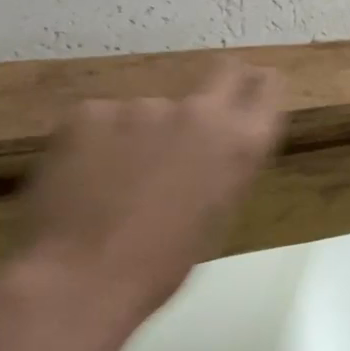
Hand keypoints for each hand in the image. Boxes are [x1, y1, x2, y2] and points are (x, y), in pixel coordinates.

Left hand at [15, 59, 287, 320]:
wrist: (81, 279)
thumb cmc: (162, 264)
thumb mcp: (217, 214)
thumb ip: (222, 166)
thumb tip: (209, 151)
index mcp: (241, 144)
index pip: (268, 88)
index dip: (258, 88)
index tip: (249, 94)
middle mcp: (202, 112)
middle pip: (223, 70)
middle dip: (217, 83)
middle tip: (193, 119)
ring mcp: (144, 106)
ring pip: (150, 109)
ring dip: (141, 132)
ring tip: (114, 178)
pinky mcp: (92, 110)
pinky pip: (102, 118)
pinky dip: (96, 142)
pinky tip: (81, 178)